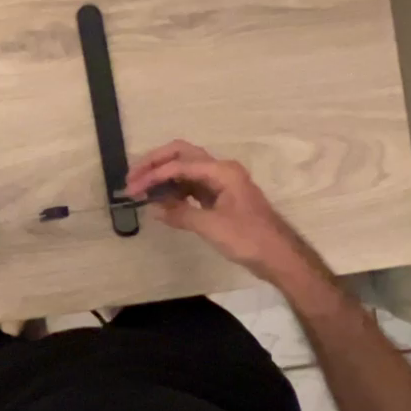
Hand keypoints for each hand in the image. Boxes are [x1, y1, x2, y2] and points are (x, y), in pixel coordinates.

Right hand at [124, 140, 313, 278]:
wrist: (279, 256)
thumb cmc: (248, 239)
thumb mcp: (211, 227)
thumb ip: (180, 214)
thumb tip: (154, 208)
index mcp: (221, 171)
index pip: (178, 165)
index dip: (152, 176)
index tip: (132, 189)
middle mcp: (221, 170)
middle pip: (181, 155)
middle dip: (155, 164)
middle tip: (132, 178)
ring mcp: (221, 183)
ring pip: (185, 169)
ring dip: (163, 176)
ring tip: (141, 191)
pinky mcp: (220, 197)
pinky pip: (191, 185)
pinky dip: (174, 190)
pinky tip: (161, 202)